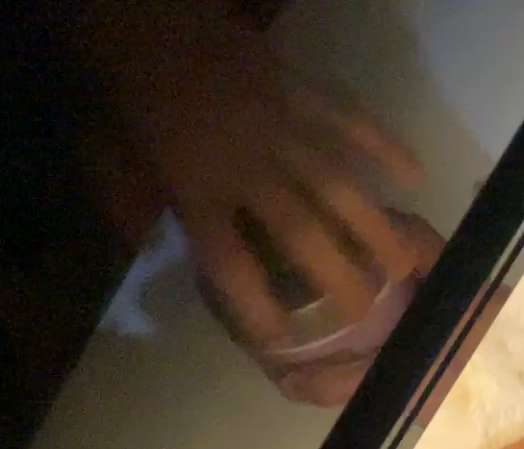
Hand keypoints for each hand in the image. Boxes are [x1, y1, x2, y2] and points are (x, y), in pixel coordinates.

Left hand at [79, 0, 430, 352]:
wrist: (135, 8)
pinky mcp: (298, 90)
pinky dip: (384, 144)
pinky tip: (414, 174)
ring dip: (374, 229)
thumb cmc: (125, 93)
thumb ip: (134, 210)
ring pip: (337, 185)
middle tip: (368, 310)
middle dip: (339, 275)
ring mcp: (280, 127)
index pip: (231, 263)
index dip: (258, 307)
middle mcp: (247, 166)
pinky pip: (350, 119)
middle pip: (302, 232)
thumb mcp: (108, 160)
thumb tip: (157, 251)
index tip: (283, 340)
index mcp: (195, 188)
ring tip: (401, 266)